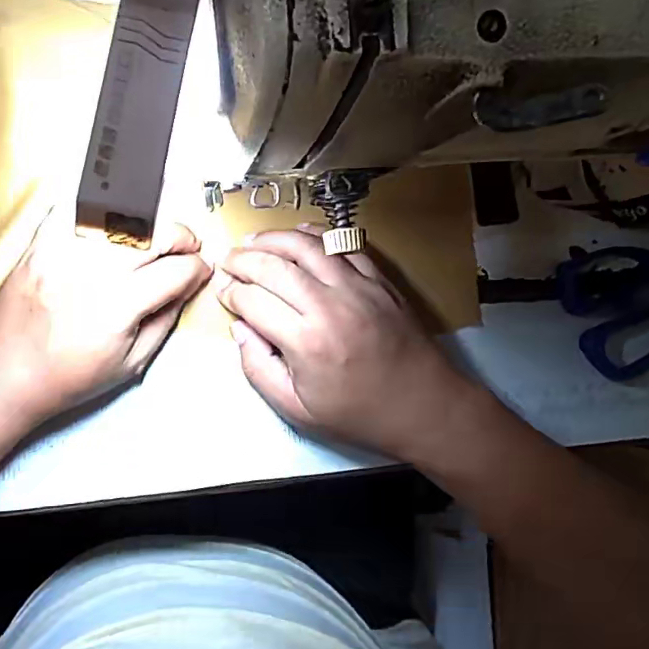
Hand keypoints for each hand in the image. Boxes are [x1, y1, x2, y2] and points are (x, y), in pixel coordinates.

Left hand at [0, 220, 210, 428]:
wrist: (3, 375)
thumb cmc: (61, 379)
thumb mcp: (128, 364)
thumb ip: (164, 320)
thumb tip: (186, 288)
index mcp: (116, 308)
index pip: (176, 271)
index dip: (198, 269)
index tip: (200, 271)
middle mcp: (90, 274)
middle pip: (154, 232)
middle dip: (182, 236)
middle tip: (186, 248)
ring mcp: (62, 254)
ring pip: (120, 214)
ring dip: (148, 219)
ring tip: (153, 235)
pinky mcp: (40, 246)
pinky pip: (74, 208)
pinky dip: (98, 205)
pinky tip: (112, 216)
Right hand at [219, 227, 481, 460]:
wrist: (426, 407)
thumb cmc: (358, 414)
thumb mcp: (296, 410)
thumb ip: (258, 369)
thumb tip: (239, 329)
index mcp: (306, 341)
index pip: (252, 300)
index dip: (229, 293)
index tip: (222, 293)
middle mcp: (329, 305)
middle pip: (273, 265)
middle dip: (241, 260)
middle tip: (225, 261)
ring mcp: (357, 286)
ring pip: (305, 245)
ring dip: (272, 238)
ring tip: (252, 242)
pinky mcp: (377, 279)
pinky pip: (341, 244)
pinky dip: (315, 234)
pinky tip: (296, 235)